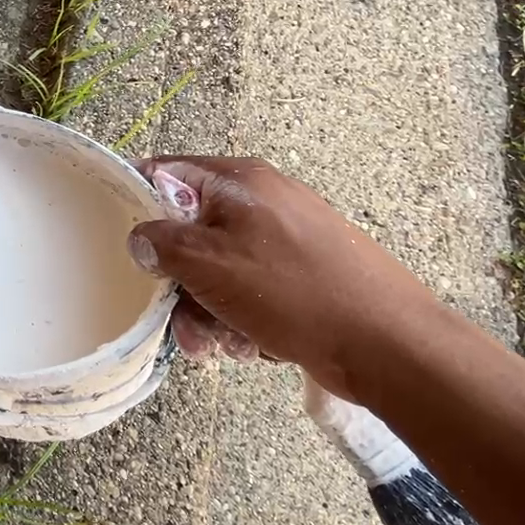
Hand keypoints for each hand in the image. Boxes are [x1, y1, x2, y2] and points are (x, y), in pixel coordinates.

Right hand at [131, 156, 443, 397]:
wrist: (401, 352)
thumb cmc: (294, 294)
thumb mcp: (205, 261)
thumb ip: (158, 242)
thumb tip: (141, 239)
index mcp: (239, 179)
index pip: (163, 173)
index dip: (135, 203)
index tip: (123, 239)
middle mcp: (265, 198)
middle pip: (190, 227)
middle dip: (177, 275)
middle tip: (174, 314)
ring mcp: (292, 236)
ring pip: (220, 263)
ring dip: (205, 305)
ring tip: (215, 345)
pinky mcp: (312, 272)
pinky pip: (254, 284)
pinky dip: (241, 313)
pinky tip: (248, 345)